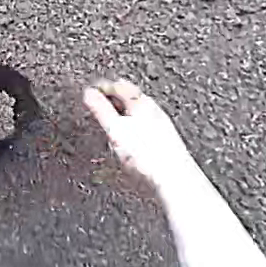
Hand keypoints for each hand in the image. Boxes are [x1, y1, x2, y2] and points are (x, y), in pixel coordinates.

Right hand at [83, 80, 202, 186]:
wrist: (176, 181)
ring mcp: (161, 125)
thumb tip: (89, 93)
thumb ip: (101, 110)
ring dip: (123, 112)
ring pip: (139, 111)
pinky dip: (133, 125)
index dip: (102, 87)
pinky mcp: (166, 140)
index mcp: (142, 103)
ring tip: (112, 120)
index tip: (90, 91)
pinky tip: (130, 138)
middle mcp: (154, 110)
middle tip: (99, 103)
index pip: (119, 85)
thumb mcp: (116, 131)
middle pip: (131, 96)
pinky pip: (145, 125)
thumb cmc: (148, 157)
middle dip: (113, 98)